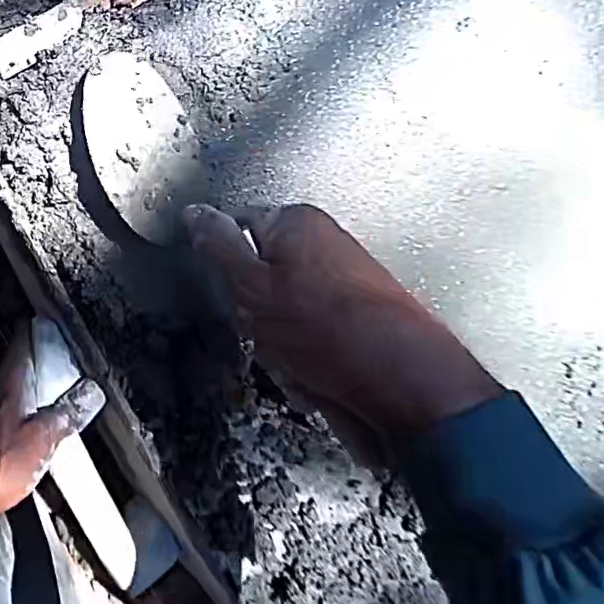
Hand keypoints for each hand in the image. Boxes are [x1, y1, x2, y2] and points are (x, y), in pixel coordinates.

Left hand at [0, 320, 106, 527]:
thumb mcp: (41, 441)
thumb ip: (66, 415)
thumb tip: (90, 393)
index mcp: (10, 381)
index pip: (26, 338)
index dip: (45, 327)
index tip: (64, 324)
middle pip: (24, 356)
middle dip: (48, 353)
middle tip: (73, 353)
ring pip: (19, 377)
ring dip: (40, 377)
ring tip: (66, 381)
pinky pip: (15, 398)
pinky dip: (32, 397)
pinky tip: (45, 412)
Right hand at [182, 203, 502, 462]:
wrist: (409, 390)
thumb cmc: (329, 333)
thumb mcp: (251, 286)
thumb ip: (216, 244)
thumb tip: (195, 213)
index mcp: (296, 221)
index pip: (232, 227)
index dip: (221, 264)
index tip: (227, 291)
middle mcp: (323, 243)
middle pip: (255, 274)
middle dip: (250, 311)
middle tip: (261, 331)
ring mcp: (342, 282)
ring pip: (278, 312)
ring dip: (275, 342)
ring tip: (294, 360)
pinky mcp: (357, 320)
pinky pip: (306, 336)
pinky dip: (303, 357)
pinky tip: (315, 374)